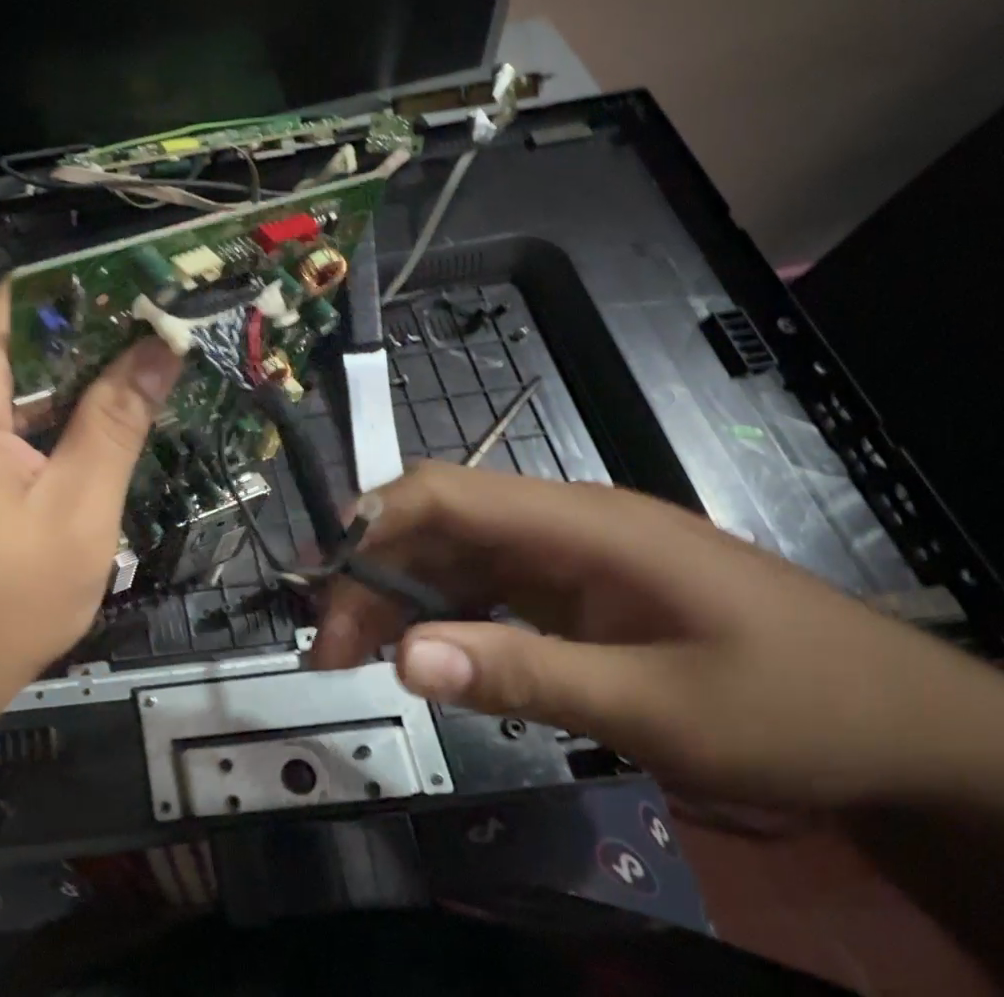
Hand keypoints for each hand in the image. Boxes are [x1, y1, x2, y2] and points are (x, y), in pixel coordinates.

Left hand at [0, 286, 184, 734]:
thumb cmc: (3, 609)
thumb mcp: (78, 513)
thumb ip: (116, 418)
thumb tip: (161, 342)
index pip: (21, 304)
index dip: (92, 293)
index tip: (156, 296)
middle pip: (7, 339)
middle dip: (84, 343)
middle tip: (160, 347)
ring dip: (58, 384)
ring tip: (134, 385)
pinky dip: (25, 418)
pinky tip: (78, 432)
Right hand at [312, 463, 1003, 810]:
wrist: (911, 732)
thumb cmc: (795, 708)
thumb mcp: (659, 707)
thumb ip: (526, 676)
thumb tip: (402, 658)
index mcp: (581, 525)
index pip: (443, 495)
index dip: (367, 526)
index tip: (317, 589)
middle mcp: (563, 526)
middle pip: (435, 527)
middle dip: (370, 579)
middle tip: (330, 653)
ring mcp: (570, 558)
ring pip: (452, 559)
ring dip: (397, 602)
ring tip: (356, 660)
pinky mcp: (577, 592)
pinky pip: (485, 591)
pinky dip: (442, 620)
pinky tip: (423, 656)